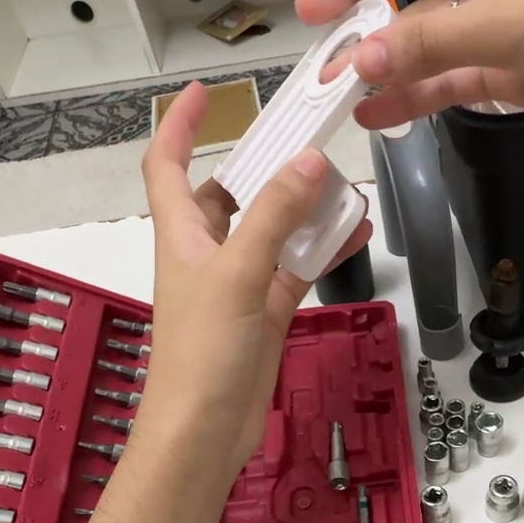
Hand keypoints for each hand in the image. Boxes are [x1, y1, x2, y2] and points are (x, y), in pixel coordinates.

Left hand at [134, 82, 371, 475]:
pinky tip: (355, 236)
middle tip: (305, 142)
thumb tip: (310, 161)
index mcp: (182, 236)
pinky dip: (322, 253)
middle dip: (262, 168)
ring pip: (272, 234)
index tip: (204, 92)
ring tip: (344, 189)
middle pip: (231, 196)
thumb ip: (274, 217)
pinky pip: (296, 270)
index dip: (179, 125)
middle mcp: (208, 254)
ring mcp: (239, 286)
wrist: (206, 430)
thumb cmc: (204, 352)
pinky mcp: (266, 314)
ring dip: (303, 212)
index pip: (168, 165)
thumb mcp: (237, 275)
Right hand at [298, 0, 523, 158]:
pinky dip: (424, 96)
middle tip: (325, 53)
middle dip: (368, 17)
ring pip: (435, 39)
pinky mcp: (519, 71)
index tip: (319, 4)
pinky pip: (458, 80)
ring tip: (346, 96)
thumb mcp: (515, 20)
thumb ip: (435, 40)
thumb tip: (366, 56)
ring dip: (392, 67)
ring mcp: (510, 22)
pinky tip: (387, 113)